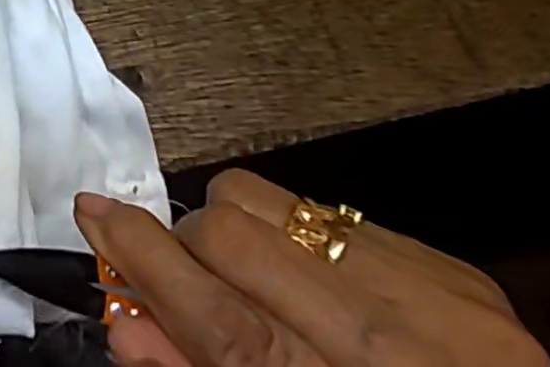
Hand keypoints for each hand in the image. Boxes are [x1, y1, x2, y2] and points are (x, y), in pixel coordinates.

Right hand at [74, 171, 549, 366]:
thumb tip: (124, 322)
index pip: (222, 320)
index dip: (143, 258)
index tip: (94, 214)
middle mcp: (399, 349)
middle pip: (236, 235)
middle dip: (187, 240)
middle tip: (185, 269)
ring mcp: (436, 299)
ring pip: (273, 199)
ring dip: (234, 224)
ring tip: (252, 271)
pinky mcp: (456, 269)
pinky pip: (328, 208)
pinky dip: (294, 234)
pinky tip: (316, 281)